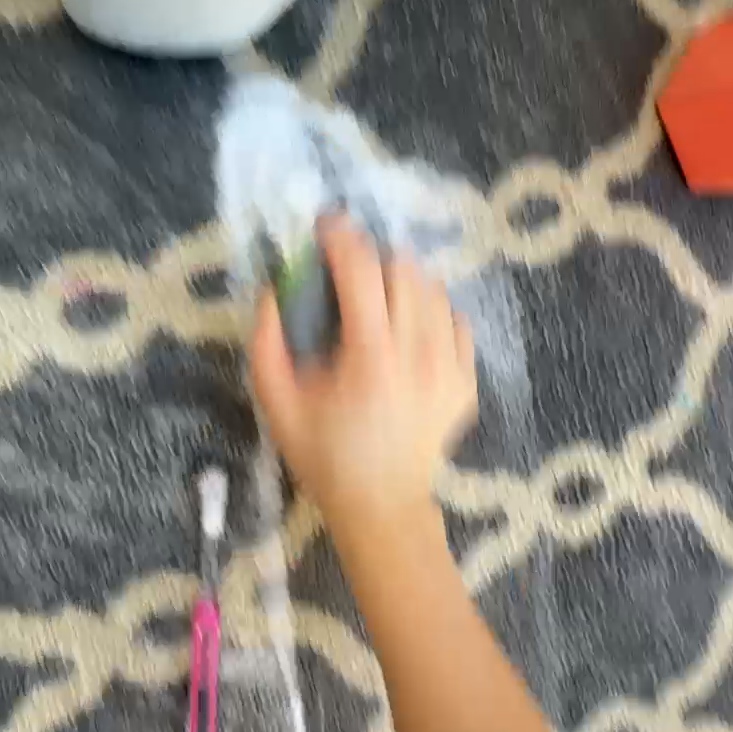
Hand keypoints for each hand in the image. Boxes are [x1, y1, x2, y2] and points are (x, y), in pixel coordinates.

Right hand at [250, 215, 477, 542]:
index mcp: (369, 356)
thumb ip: (266, 340)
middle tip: (348, 267)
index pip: (361, 270)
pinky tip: (409, 326)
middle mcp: (417, 353)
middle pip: (404, 269)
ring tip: (378, 294)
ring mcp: (450, 366)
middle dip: (372, 255)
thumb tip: (274, 288)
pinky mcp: (466, 379)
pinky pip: (456, 319)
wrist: (382, 506)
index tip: (324, 225)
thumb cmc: (323, 455)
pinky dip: (431, 309)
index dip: (340, 237)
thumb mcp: (275, 402)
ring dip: (402, 278)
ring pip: (434, 288)